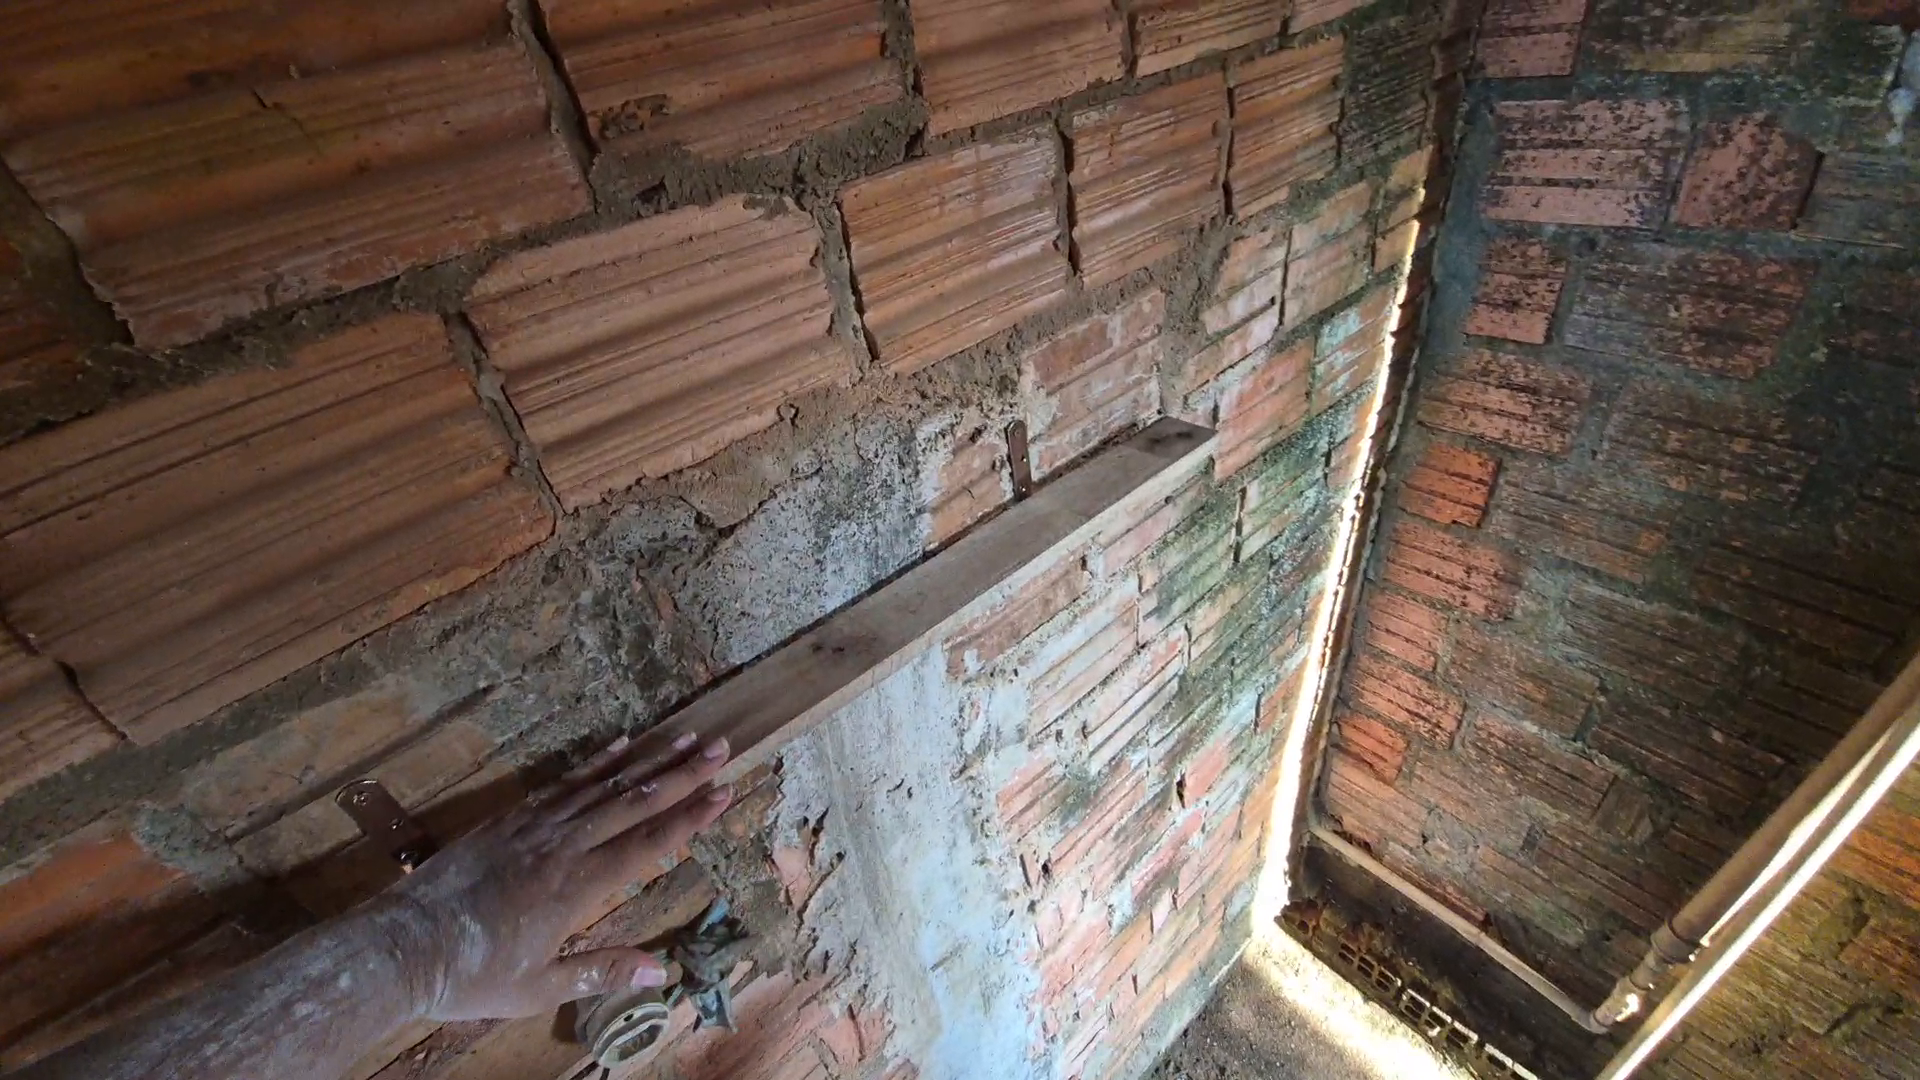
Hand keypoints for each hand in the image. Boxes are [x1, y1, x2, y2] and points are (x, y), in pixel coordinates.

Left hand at [385, 733, 734, 1021]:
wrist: (397, 948)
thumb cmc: (471, 975)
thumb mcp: (536, 989)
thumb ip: (601, 971)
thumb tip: (664, 973)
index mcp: (578, 885)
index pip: (649, 843)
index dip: (690, 817)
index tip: (724, 792)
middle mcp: (568, 844)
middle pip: (637, 801)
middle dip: (684, 774)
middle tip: (721, 747)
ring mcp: (540, 824)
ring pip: (607, 783)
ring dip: (652, 759)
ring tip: (688, 737)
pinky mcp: (515, 815)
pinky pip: (566, 781)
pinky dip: (598, 760)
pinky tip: (624, 742)